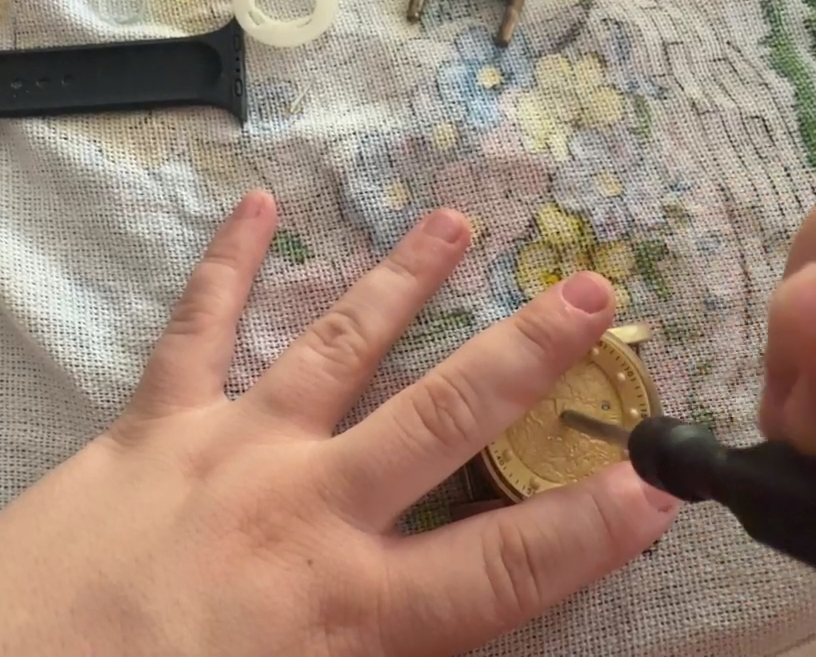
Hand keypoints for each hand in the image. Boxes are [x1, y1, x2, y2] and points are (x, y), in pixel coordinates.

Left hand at [0, 192, 676, 656]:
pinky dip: (228, 261)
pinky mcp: (158, 419)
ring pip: (338, 342)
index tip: (657, 475)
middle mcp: (303, 505)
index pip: (501, 569)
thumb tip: (442, 648)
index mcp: (340, 609)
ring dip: (403, 279)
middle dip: (528, 354)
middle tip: (590, 292)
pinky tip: (257, 203)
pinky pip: (199, 326)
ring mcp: (230, 445)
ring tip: (455, 220)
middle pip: (441, 414)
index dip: (590, 526)